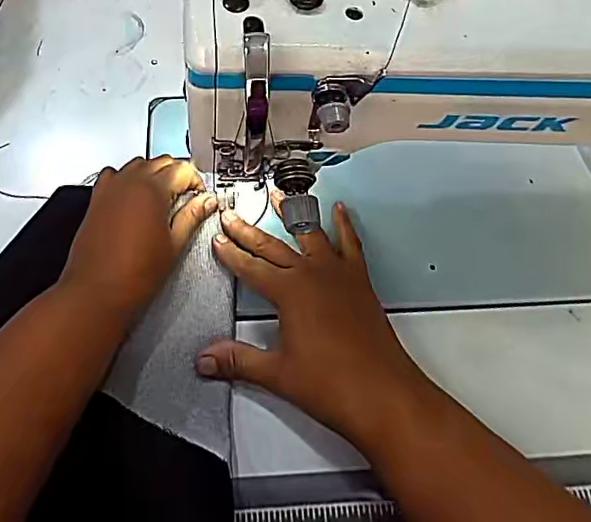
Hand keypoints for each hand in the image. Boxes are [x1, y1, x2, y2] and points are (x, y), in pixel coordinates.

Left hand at [58, 156, 217, 323]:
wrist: (95, 293)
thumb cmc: (131, 276)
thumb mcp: (174, 245)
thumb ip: (192, 216)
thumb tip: (206, 201)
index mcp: (153, 189)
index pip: (183, 169)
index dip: (197, 182)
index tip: (200, 196)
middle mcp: (130, 181)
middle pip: (162, 162)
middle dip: (178, 175)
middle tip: (186, 197)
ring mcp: (111, 187)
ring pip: (139, 164)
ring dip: (154, 174)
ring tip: (162, 198)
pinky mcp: (97, 198)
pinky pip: (115, 175)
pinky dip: (127, 179)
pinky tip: (134, 198)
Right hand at [198, 201, 436, 445]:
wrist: (382, 394)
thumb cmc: (336, 385)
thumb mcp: (278, 374)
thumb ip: (238, 361)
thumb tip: (208, 358)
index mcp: (289, 292)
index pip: (250, 267)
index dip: (231, 254)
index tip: (219, 241)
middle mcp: (312, 274)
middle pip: (272, 246)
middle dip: (248, 231)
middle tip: (232, 217)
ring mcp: (337, 273)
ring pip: (308, 233)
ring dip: (291, 214)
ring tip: (279, 197)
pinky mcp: (359, 279)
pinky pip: (349, 242)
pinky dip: (343, 224)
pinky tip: (339, 211)